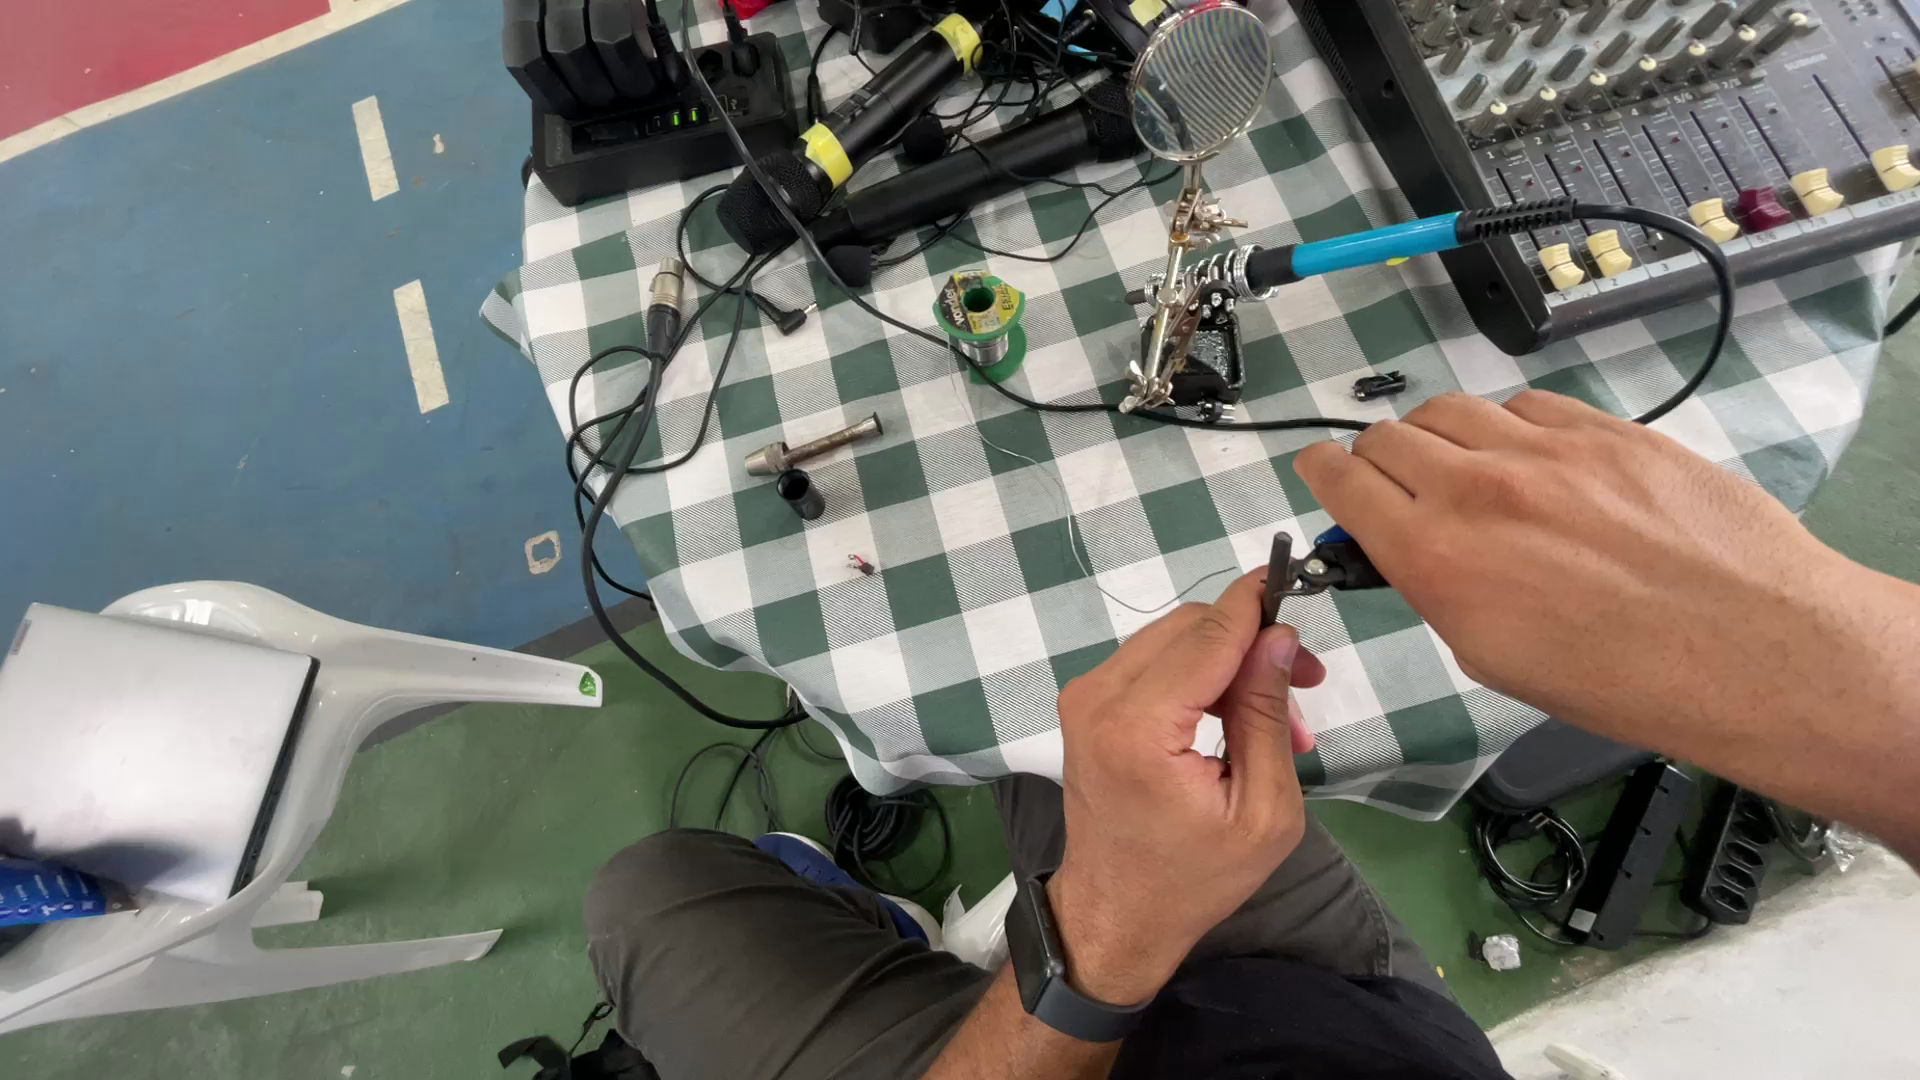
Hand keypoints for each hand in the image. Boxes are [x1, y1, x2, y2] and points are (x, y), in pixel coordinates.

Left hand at [1046, 571, 1325, 1006]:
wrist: (1114, 909)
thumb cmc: (1195, 877)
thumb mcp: (1262, 809)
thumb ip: (1266, 713)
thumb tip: (1279, 638)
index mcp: (1139, 726)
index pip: (1206, 636)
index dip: (1252, 605)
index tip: (1291, 579)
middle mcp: (1099, 696)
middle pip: (1185, 628)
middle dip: (1248, 640)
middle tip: (1307, 680)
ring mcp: (1083, 696)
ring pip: (1167, 639)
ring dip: (1224, 659)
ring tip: (1277, 714)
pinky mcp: (1084, 702)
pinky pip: (1148, 662)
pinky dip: (1193, 674)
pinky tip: (1229, 714)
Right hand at [1291, 390, 1880, 761]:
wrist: (1754, 653)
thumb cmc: (1604, 675)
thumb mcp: (1476, 647)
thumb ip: (1420, 579)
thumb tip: (1395, 540)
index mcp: (1429, 551)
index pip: (1337, 476)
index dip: (1317, 470)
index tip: (1322, 474)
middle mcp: (1472, 487)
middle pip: (1382, 435)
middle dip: (1375, 460)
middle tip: (1400, 487)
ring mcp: (1543, 450)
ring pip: (1445, 409)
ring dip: (1435, 437)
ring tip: (1464, 467)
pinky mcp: (1606, 430)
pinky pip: (1523, 404)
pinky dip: (1506, 427)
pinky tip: (1531, 460)